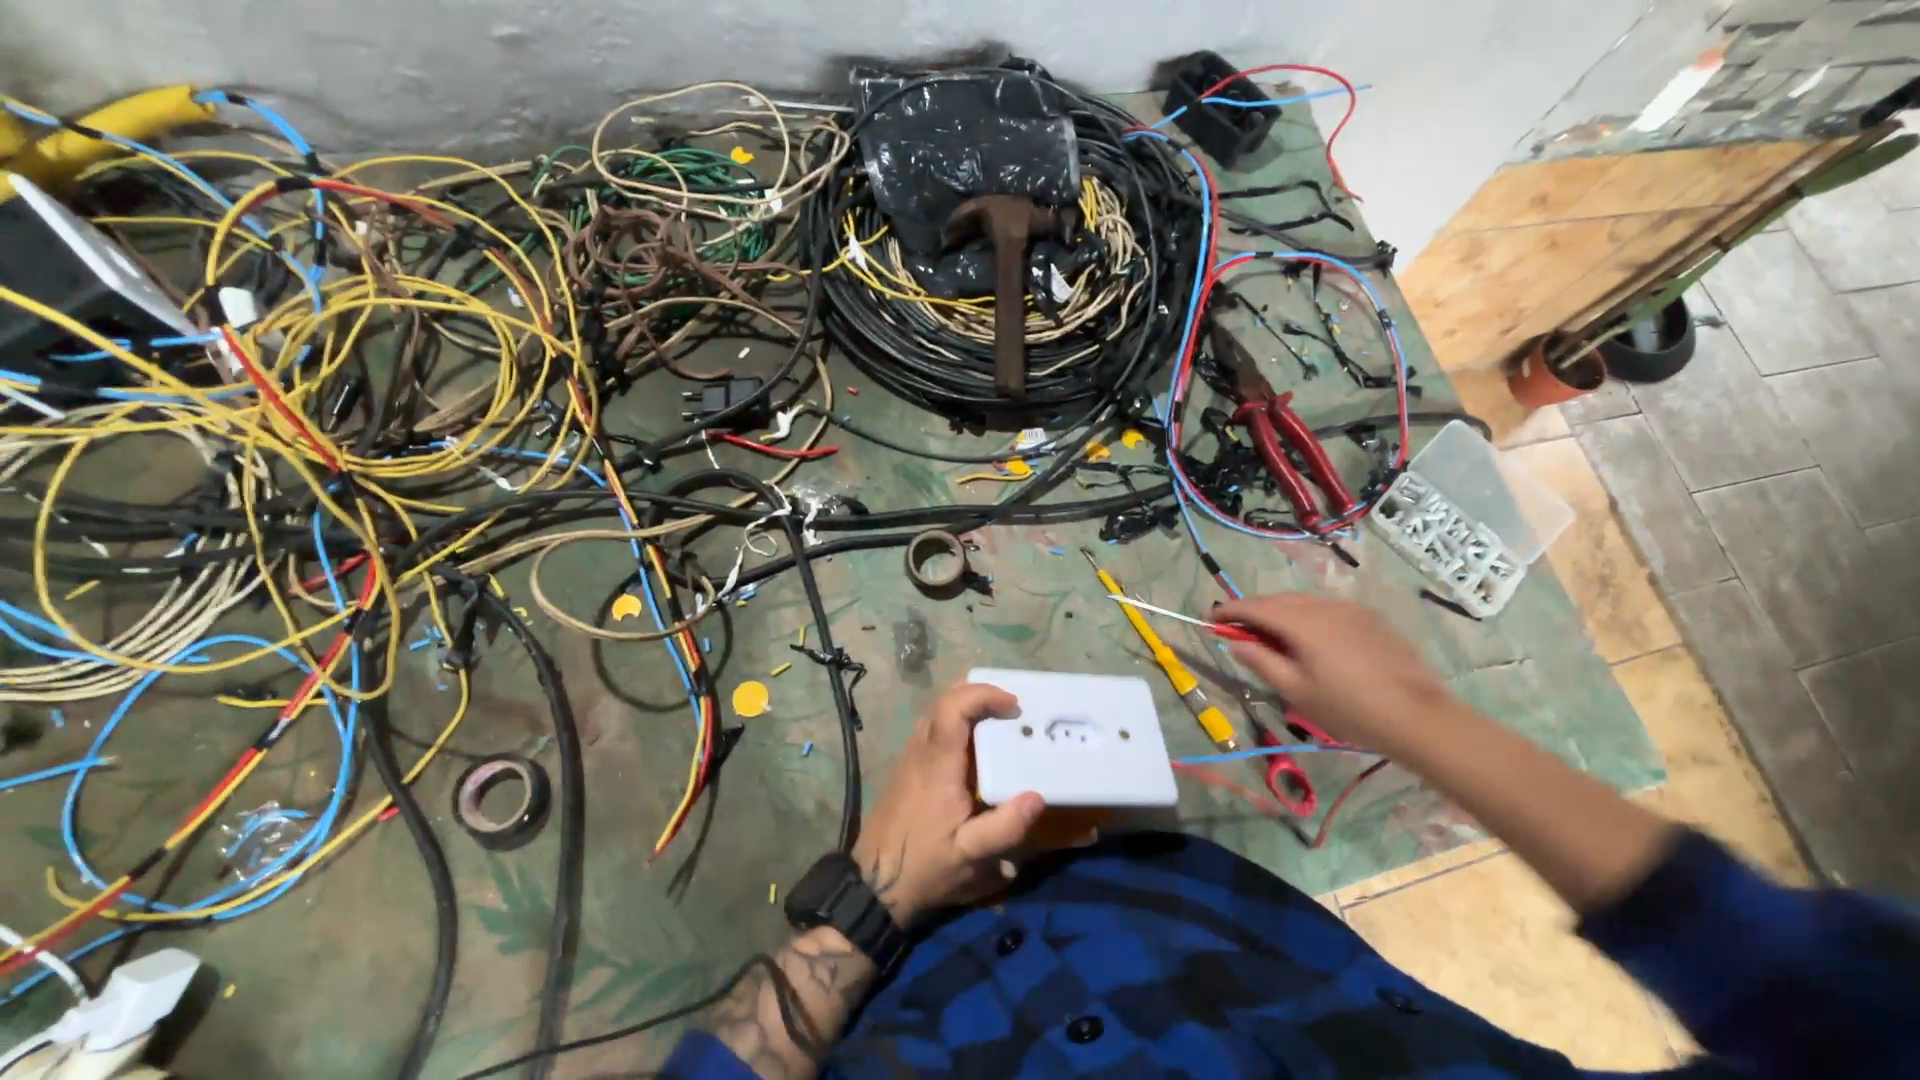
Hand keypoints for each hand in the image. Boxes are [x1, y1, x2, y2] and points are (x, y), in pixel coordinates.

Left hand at [850, 683, 1044, 928]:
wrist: (875, 885)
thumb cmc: (923, 868)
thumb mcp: (970, 858)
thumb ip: (1004, 828)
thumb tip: (1037, 796)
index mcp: (936, 765)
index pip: (952, 708)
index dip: (982, 694)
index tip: (1012, 703)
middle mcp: (919, 753)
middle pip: (941, 702)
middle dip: (975, 693)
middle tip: (1009, 706)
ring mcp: (907, 761)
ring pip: (933, 716)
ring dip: (963, 708)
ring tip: (997, 722)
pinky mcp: (904, 773)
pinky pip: (929, 732)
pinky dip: (953, 725)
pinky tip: (973, 750)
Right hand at [1215, 593, 1457, 751]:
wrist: (1417, 716)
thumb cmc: (1349, 708)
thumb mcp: (1296, 691)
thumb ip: (1262, 662)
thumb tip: (1236, 643)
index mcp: (1302, 622)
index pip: (1255, 607)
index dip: (1229, 610)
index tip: (1211, 619)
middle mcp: (1324, 606)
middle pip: (1279, 600)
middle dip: (1254, 611)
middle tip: (1239, 631)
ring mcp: (1351, 609)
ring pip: (1304, 602)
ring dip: (1281, 613)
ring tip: (1272, 637)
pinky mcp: (1371, 619)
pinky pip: (1328, 609)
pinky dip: (1308, 617)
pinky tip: (1310, 640)